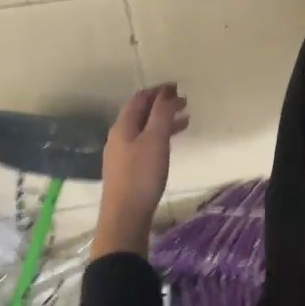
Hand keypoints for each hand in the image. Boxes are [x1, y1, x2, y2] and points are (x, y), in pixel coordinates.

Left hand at [91, 83, 188, 259]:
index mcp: (123, 126)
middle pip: (141, 113)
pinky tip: (170, 145)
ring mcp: (121, 154)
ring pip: (144, 129)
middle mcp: (119, 136)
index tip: (178, 87)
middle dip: (162, 104)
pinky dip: (160, 136)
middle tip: (185, 102)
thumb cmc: (142, 175)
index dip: (158, 90)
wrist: (124, 217)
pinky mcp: (127, 169)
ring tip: (185, 121)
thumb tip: (166, 93)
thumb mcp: (155, 140)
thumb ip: (161, 113)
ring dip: (163, 121)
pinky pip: (145, 143)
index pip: (140, 98)